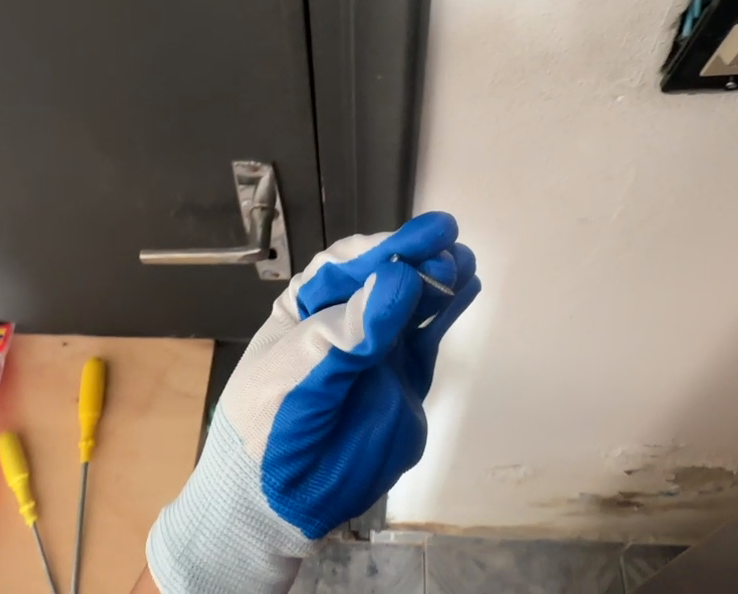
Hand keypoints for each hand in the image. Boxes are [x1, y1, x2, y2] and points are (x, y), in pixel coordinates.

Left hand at [145, 213, 480, 593]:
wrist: (277, 504)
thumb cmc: (269, 427)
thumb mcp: (298, 374)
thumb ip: (349, 331)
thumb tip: (399, 278)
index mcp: (310, 306)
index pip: (351, 265)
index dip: (389, 246)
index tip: (428, 234)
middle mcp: (347, 318)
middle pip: (387, 278)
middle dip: (418, 261)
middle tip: (450, 249)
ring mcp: (378, 349)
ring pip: (413, 303)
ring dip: (439, 280)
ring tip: (465, 261)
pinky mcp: (403, 381)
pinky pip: (427, 338)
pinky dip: (447, 312)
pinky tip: (468, 288)